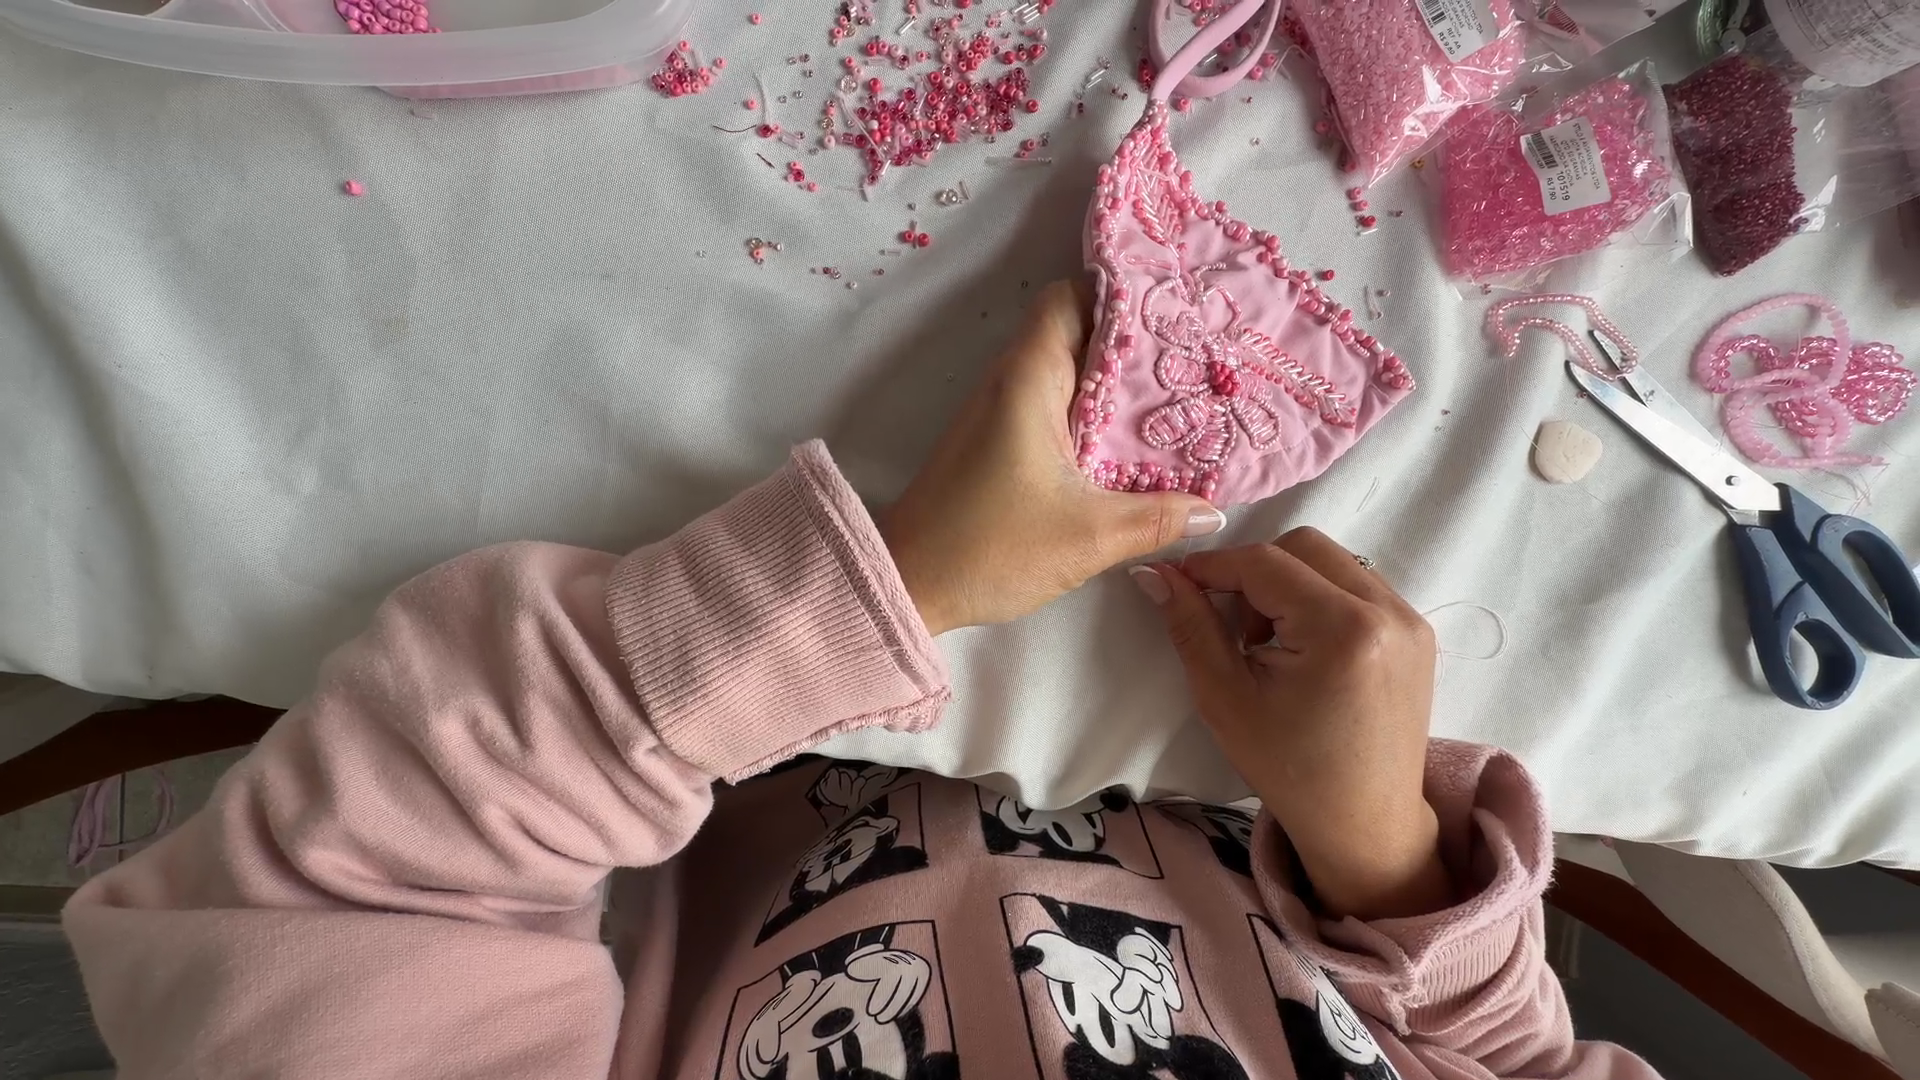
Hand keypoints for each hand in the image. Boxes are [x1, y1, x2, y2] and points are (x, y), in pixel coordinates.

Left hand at [880, 281, 1224, 635]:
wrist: (908, 584)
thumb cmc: (988, 549)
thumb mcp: (1086, 537)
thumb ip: (1156, 519)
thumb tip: (1214, 509)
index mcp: (1027, 380)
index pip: (1070, 297)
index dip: (1119, 293)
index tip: (1174, 312)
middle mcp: (1010, 384)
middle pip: (1076, 333)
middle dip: (1134, 343)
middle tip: (1194, 360)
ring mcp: (999, 415)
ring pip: (1066, 375)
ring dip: (1112, 387)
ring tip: (1176, 402)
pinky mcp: (996, 445)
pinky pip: (1053, 412)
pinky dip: (1089, 420)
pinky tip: (1128, 450)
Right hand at [1131, 529, 1450, 920]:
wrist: (1363, 823)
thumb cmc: (1286, 766)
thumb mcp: (1223, 694)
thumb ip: (1190, 623)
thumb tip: (1153, 573)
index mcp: (1341, 629)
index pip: (1263, 562)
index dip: (1212, 566)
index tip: (1178, 583)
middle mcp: (1388, 611)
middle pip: (1301, 547)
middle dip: (1253, 571)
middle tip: (1232, 624)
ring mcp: (1411, 620)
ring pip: (1330, 560)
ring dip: (1286, 582)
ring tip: (1267, 640)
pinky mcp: (1417, 632)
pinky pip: (1355, 584)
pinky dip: (1317, 596)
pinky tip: (1301, 645)